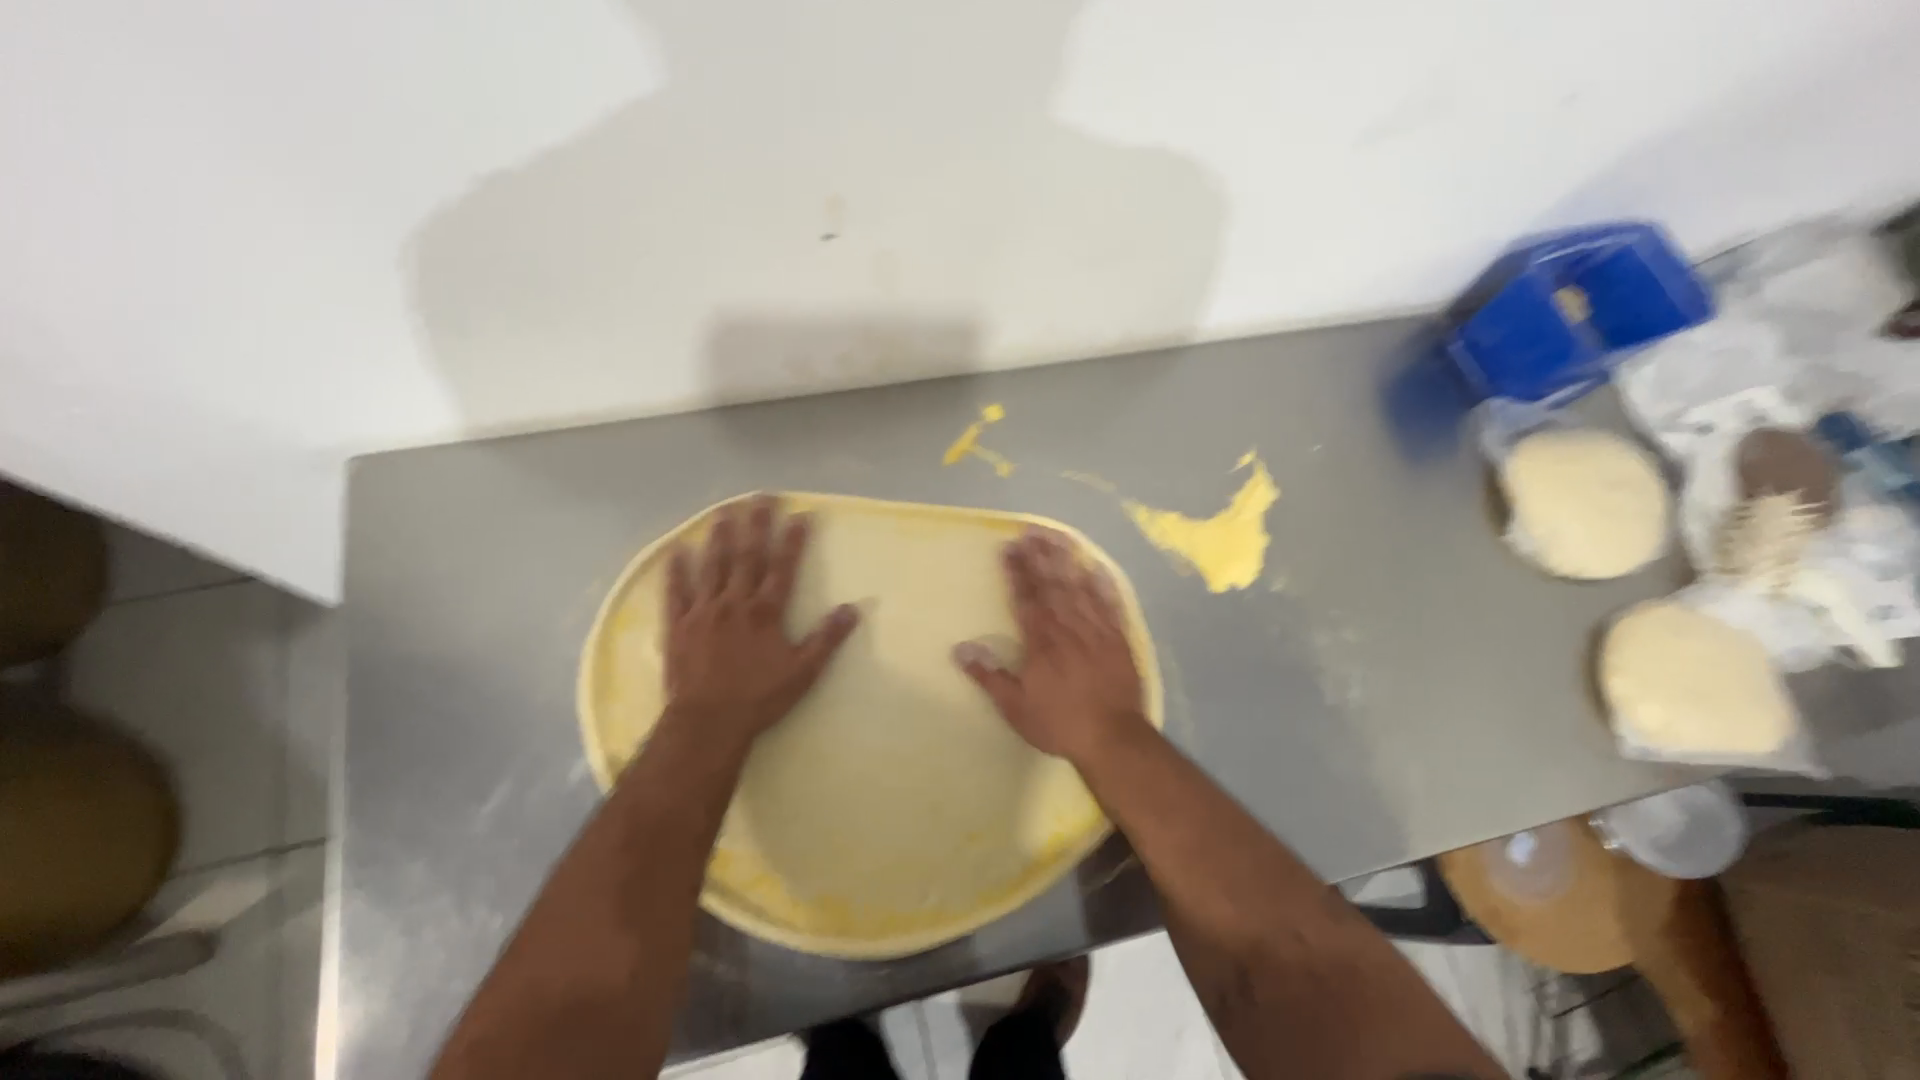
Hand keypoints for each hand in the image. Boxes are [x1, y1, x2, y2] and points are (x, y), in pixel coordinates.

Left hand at [662, 495, 859, 747]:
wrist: (708, 722)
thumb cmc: (760, 698)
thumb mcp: (803, 672)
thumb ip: (826, 639)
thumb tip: (852, 609)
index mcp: (766, 612)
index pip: (784, 567)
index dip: (793, 540)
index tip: (801, 514)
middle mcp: (735, 603)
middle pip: (747, 556)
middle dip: (756, 524)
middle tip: (759, 497)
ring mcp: (704, 611)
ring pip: (712, 566)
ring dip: (719, 537)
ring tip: (723, 512)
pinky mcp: (678, 626)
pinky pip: (676, 592)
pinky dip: (677, 571)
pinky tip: (677, 550)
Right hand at [953, 528, 1147, 761]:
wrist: (1113, 738)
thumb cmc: (1059, 723)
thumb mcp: (1015, 708)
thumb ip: (989, 676)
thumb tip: (960, 648)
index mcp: (1040, 642)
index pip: (1025, 598)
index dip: (1016, 572)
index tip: (1008, 547)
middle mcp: (1067, 628)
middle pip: (1052, 584)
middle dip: (1039, 556)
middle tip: (1030, 531)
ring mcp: (1096, 631)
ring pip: (1079, 587)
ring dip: (1067, 560)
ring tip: (1057, 537)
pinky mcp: (1119, 639)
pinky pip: (1111, 604)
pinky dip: (1103, 584)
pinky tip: (1096, 567)